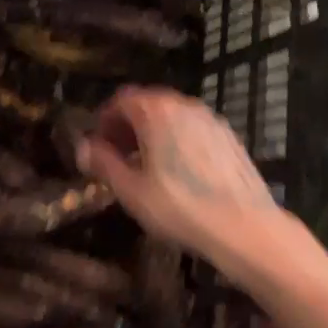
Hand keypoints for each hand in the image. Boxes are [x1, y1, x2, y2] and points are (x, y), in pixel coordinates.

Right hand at [76, 86, 290, 271]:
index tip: (97, 145)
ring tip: (145, 167)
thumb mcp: (130, 190)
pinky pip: (193, 131)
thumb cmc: (179, 207)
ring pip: (172, 118)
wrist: (244, 227)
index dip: (104, 120)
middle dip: (128, 127)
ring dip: (153, 134)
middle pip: (148, 104)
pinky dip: (177, 141)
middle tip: (117, 156)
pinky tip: (177, 174)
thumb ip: (103, 163)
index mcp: (156, 111)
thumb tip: (83, 148)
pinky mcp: (229, 138)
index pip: (121, 100)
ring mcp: (211, 120)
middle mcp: (185, 105)